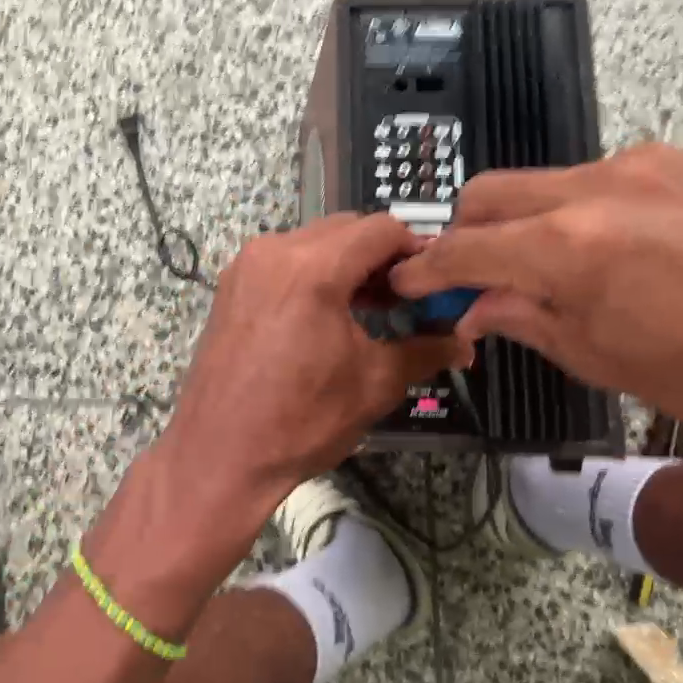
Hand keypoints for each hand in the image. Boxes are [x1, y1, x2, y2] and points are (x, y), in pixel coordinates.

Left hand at [161, 214, 470, 514]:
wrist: (219, 454)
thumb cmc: (301, 420)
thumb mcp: (374, 384)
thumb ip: (424, 350)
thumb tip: (463, 342)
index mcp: (312, 267)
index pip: (381, 229)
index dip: (417, 248)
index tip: (434, 281)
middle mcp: (274, 251)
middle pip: (345, 229)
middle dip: (382, 256)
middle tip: (408, 297)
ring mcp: (246, 266)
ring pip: (312, 242)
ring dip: (347, 264)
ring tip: (375, 307)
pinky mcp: (231, 286)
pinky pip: (283, 261)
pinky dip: (313, 274)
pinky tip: (331, 313)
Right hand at [388, 144, 682, 438]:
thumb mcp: (604, 358)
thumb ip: (525, 320)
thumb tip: (477, 309)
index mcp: (569, 246)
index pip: (464, 248)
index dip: (426, 269)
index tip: (406, 281)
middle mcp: (595, 188)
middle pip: (487, 193)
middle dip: (465, 234)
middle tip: (472, 279)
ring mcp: (639, 167)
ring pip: (540, 182)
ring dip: (522, 222)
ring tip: (548, 272)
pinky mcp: (676, 164)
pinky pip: (594, 179)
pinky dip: (572, 211)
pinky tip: (605, 252)